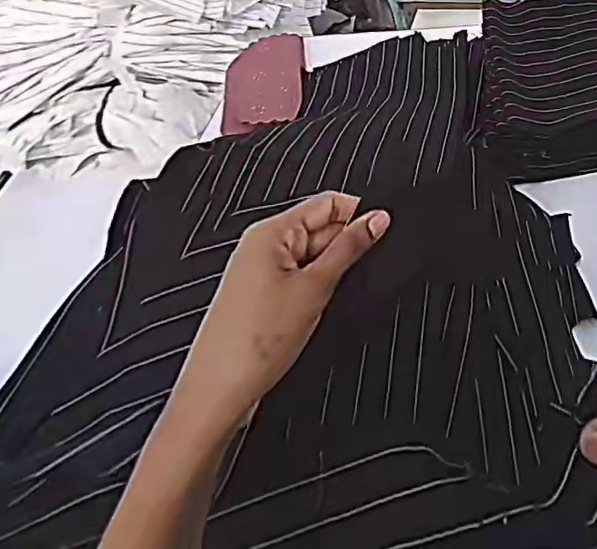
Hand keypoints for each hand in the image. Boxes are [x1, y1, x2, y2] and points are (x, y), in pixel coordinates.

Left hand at [178, 192, 389, 424]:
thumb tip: (376, 218)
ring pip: (313, 255)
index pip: (328, 202)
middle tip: (344, 277)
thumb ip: (350, 247)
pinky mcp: (262, 294)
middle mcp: (262, 244)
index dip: (357, 214)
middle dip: (342, 249)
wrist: (217, 394)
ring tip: (321, 301)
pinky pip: (300, 277)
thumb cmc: (252, 343)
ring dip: (328, 272)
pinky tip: (312, 311)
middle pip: (321, 227)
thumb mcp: (315, 287)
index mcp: (271, 231)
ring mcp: (260, 270)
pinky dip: (314, 288)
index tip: (379, 231)